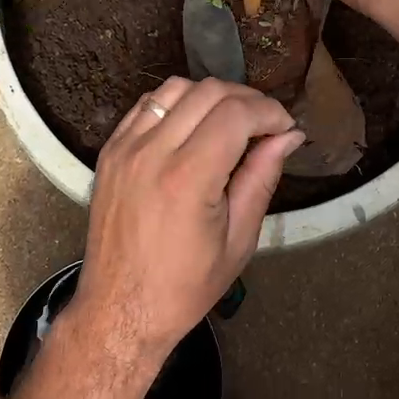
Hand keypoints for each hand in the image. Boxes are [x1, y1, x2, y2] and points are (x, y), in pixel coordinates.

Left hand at [69, 78, 304, 370]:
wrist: (118, 310)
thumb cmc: (184, 286)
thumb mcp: (238, 240)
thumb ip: (262, 178)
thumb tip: (289, 136)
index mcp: (187, 179)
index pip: (236, 114)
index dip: (269, 112)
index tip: (285, 128)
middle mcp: (152, 152)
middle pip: (208, 91)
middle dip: (246, 99)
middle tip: (265, 123)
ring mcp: (125, 147)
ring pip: (176, 87)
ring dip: (211, 95)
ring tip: (230, 121)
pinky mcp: (110, 149)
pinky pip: (148, 103)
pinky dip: (176, 103)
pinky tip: (192, 124)